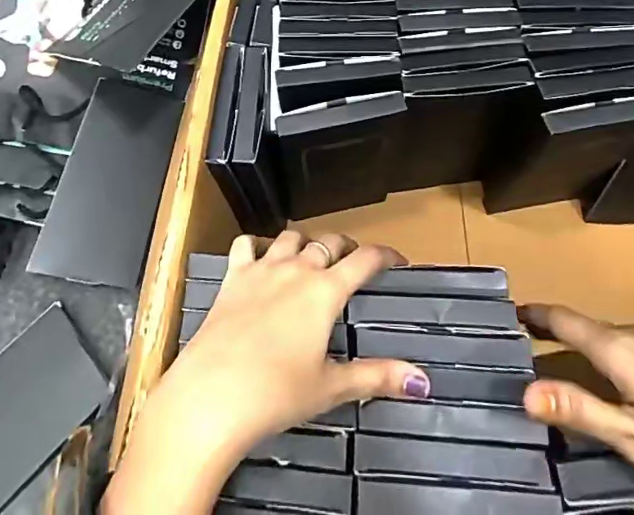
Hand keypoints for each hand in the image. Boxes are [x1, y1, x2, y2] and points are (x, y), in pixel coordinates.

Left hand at [103, 232, 430, 514]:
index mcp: (325, 291)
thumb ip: (378, 377)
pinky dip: (257, 243)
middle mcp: (295, 270)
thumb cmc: (275, 394)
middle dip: (346, 246)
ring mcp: (260, 270)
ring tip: (313, 253)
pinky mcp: (232, 278)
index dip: (385, 255)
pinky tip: (261, 253)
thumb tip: (422, 380)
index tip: (396, 259)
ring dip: (306, 241)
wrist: (212, 395)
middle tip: (355, 260)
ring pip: (289, 237)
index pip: (364, 259)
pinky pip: (245, 245)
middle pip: (327, 242)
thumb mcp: (332, 387)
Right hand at [520, 304, 633, 514]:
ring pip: (617, 344)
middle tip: (530, 346)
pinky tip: (627, 392)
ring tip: (568, 367)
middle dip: (559, 335)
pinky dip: (618, 366)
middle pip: (589, 329)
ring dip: (589, 351)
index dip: (536, 315)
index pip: (565, 319)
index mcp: (621, 348)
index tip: (511, 311)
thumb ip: (581, 411)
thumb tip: (523, 391)